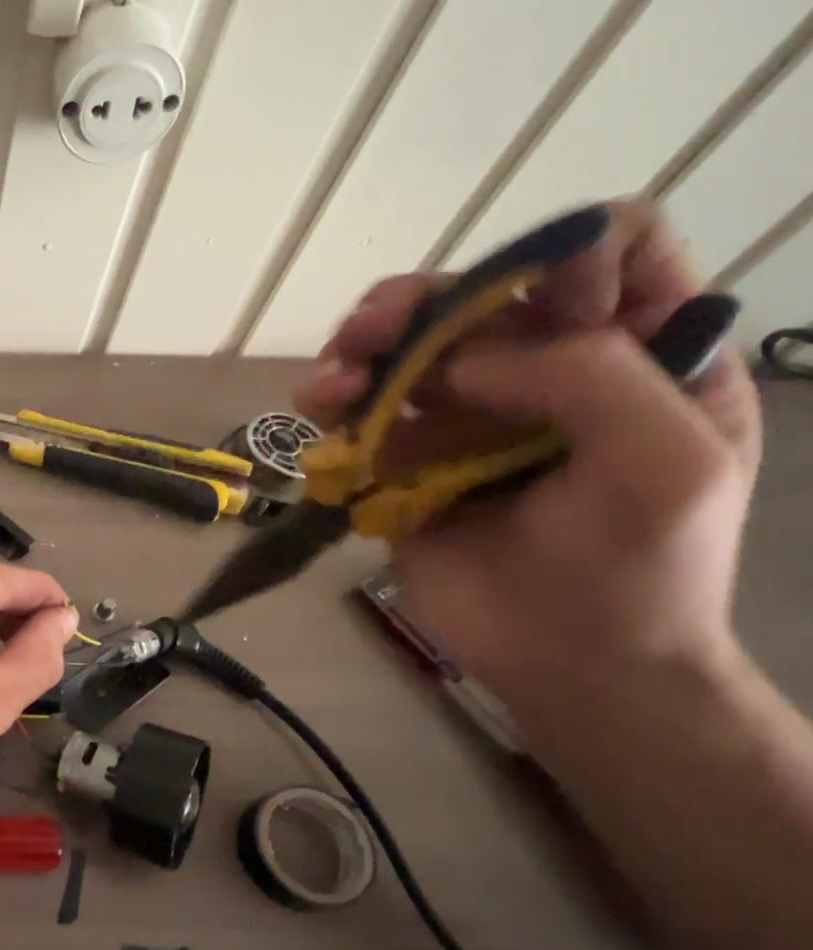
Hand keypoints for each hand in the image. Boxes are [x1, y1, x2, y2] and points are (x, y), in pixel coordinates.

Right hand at [295, 201, 762, 709]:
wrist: (571, 666)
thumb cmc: (643, 568)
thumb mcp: (665, 461)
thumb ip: (587, 376)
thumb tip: (459, 356)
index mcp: (642, 350)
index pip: (609, 249)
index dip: (560, 255)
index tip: (515, 314)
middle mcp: (548, 367)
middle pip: (477, 291)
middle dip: (418, 301)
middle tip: (369, 332)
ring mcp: (470, 413)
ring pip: (404, 344)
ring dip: (357, 349)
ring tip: (328, 385)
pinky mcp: (407, 457)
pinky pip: (360, 409)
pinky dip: (331, 403)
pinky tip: (319, 418)